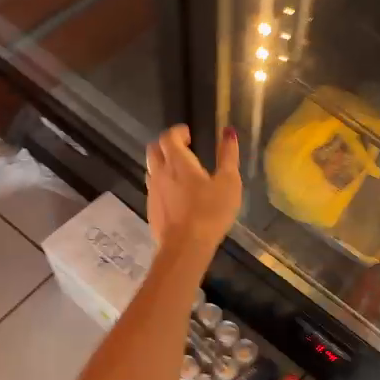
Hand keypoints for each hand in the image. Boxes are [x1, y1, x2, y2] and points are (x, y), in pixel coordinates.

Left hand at [145, 125, 241, 257]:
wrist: (185, 247)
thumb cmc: (210, 212)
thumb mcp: (228, 183)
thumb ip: (228, 156)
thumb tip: (228, 132)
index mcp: (177, 161)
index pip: (168, 136)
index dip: (178, 131)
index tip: (189, 134)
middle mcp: (160, 172)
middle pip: (154, 149)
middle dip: (166, 145)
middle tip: (184, 149)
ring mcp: (152, 191)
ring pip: (151, 168)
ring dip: (162, 164)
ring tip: (180, 172)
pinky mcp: (151, 208)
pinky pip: (153, 188)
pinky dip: (163, 183)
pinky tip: (177, 196)